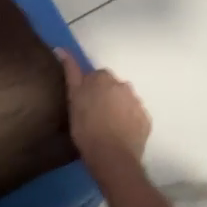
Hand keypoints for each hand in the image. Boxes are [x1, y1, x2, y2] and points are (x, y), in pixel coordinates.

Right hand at [56, 48, 150, 165]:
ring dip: (118, 108)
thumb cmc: (86, 126)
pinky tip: (120, 133)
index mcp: (103, 77)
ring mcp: (137, 103)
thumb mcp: (72, 97)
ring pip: (125, 100)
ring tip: (108, 126)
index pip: (96, 76)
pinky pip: (136, 116)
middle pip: (112, 87)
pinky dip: (129, 121)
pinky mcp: (146, 121)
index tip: (84, 103)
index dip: (89, 89)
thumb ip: (70, 71)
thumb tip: (61, 48)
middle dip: (106, 96)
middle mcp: (123, 85)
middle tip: (95, 115)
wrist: (111, 157)